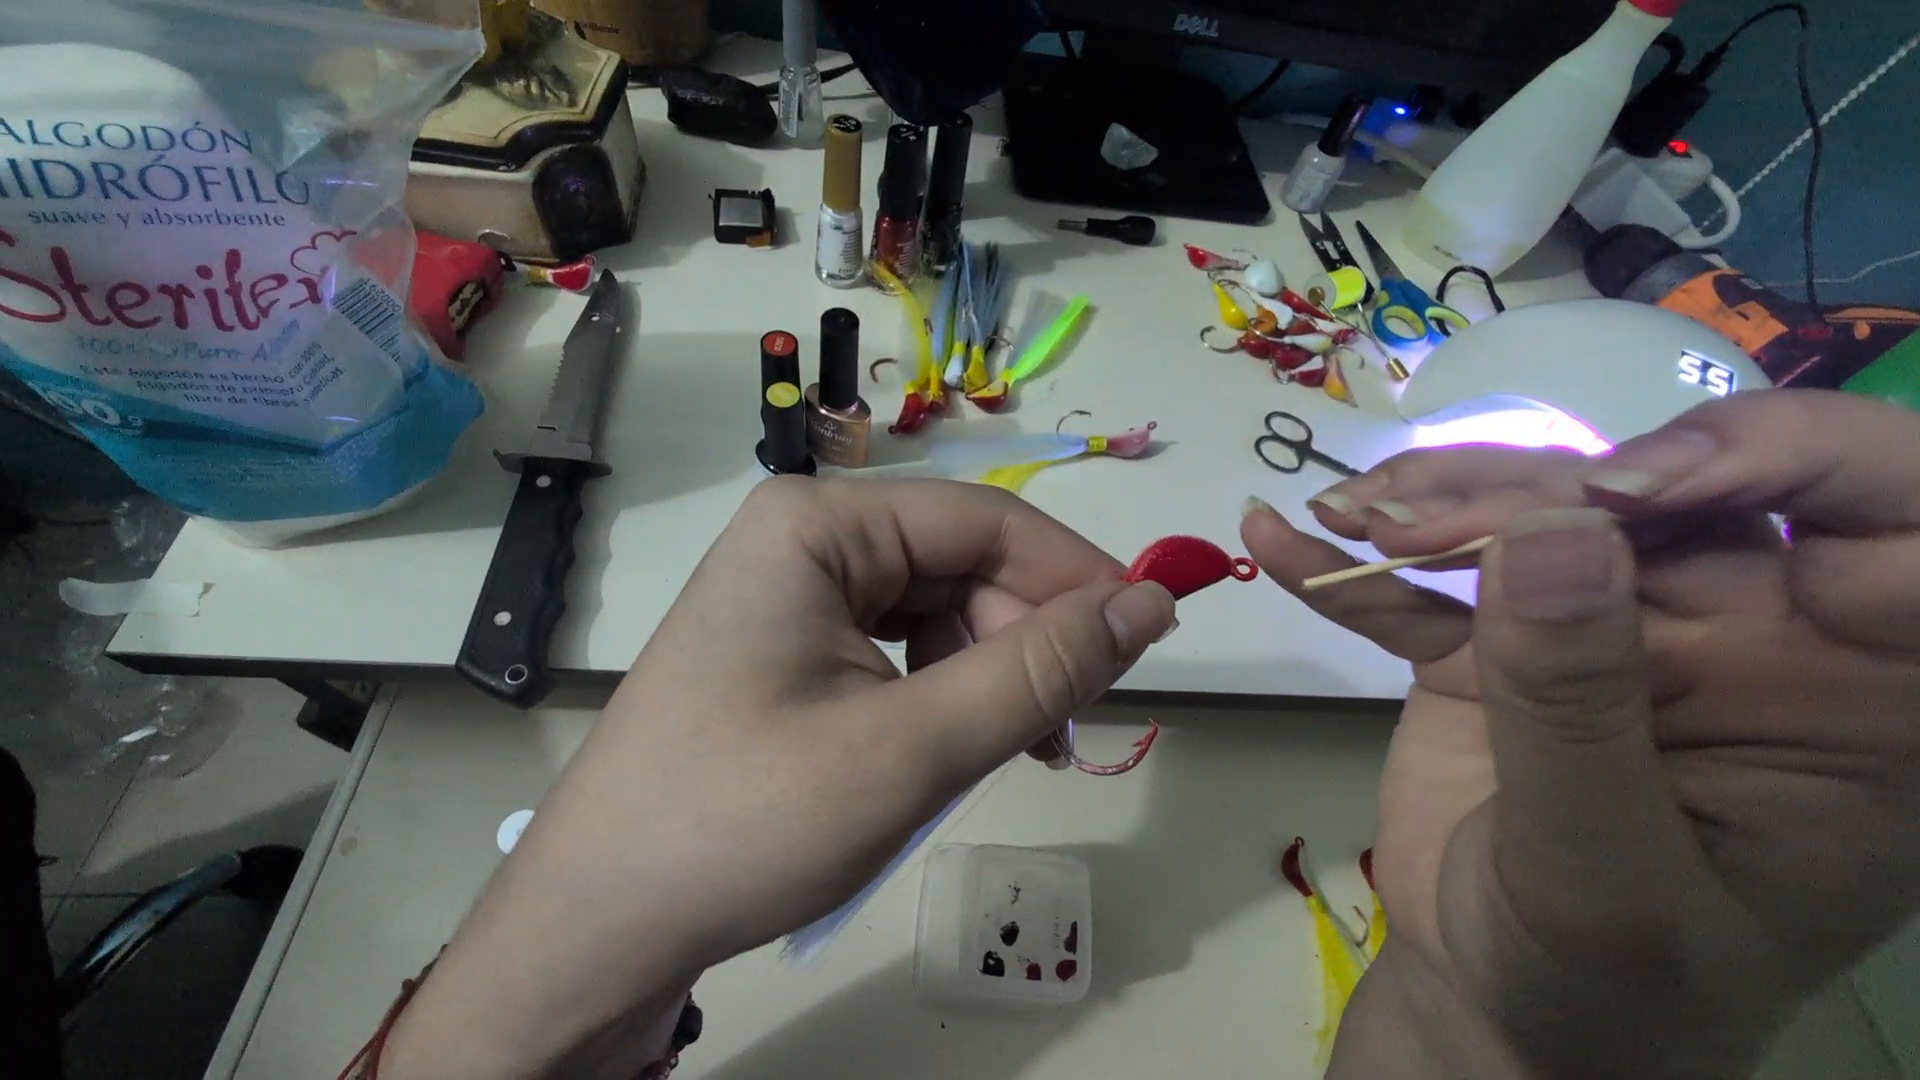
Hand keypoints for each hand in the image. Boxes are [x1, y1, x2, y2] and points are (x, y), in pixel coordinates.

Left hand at [384, 479, 1174, 1079]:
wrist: (602, 920)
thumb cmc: (746, 820)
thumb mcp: (913, 747)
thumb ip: (1039, 671)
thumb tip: (1150, 605)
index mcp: (818, 524)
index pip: (984, 521)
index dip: (1074, 574)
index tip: (1145, 636)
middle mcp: (804, 537)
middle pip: (960, 563)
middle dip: (1025, 638)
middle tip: (1067, 727)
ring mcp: (793, 591)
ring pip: (937, 608)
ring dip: (992, 670)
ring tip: (1019, 748)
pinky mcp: (791, 644)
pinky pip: (898, 644)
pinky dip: (945, 688)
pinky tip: (957, 742)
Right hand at [1242, 391, 1919, 1078]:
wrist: (1498, 1006)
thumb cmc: (1604, 982)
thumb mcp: (1604, 870)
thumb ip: (1580, 709)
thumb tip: (1554, 528)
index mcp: (1838, 691)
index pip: (1888, 523)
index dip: (1781, 458)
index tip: (1616, 490)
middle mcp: (1726, 638)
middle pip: (1637, 500)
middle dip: (1514, 494)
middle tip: (1401, 530)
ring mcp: (1590, 636)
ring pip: (1521, 520)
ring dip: (1424, 505)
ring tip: (1339, 516)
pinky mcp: (1485, 652)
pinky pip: (1418, 591)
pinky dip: (1344, 568)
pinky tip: (1277, 538)